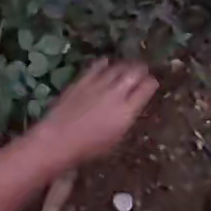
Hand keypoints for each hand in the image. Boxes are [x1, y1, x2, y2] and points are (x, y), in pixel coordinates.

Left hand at [28, 61, 158, 167]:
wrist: (58, 139)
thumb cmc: (89, 147)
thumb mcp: (116, 137)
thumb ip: (126, 118)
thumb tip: (131, 107)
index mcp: (127, 110)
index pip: (147, 88)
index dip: (151, 83)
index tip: (152, 83)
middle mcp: (116, 93)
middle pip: (135, 72)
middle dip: (142, 70)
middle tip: (144, 70)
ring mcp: (99, 84)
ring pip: (118, 67)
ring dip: (126, 65)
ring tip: (128, 66)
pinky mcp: (83, 80)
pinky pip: (98, 66)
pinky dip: (106, 64)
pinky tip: (107, 64)